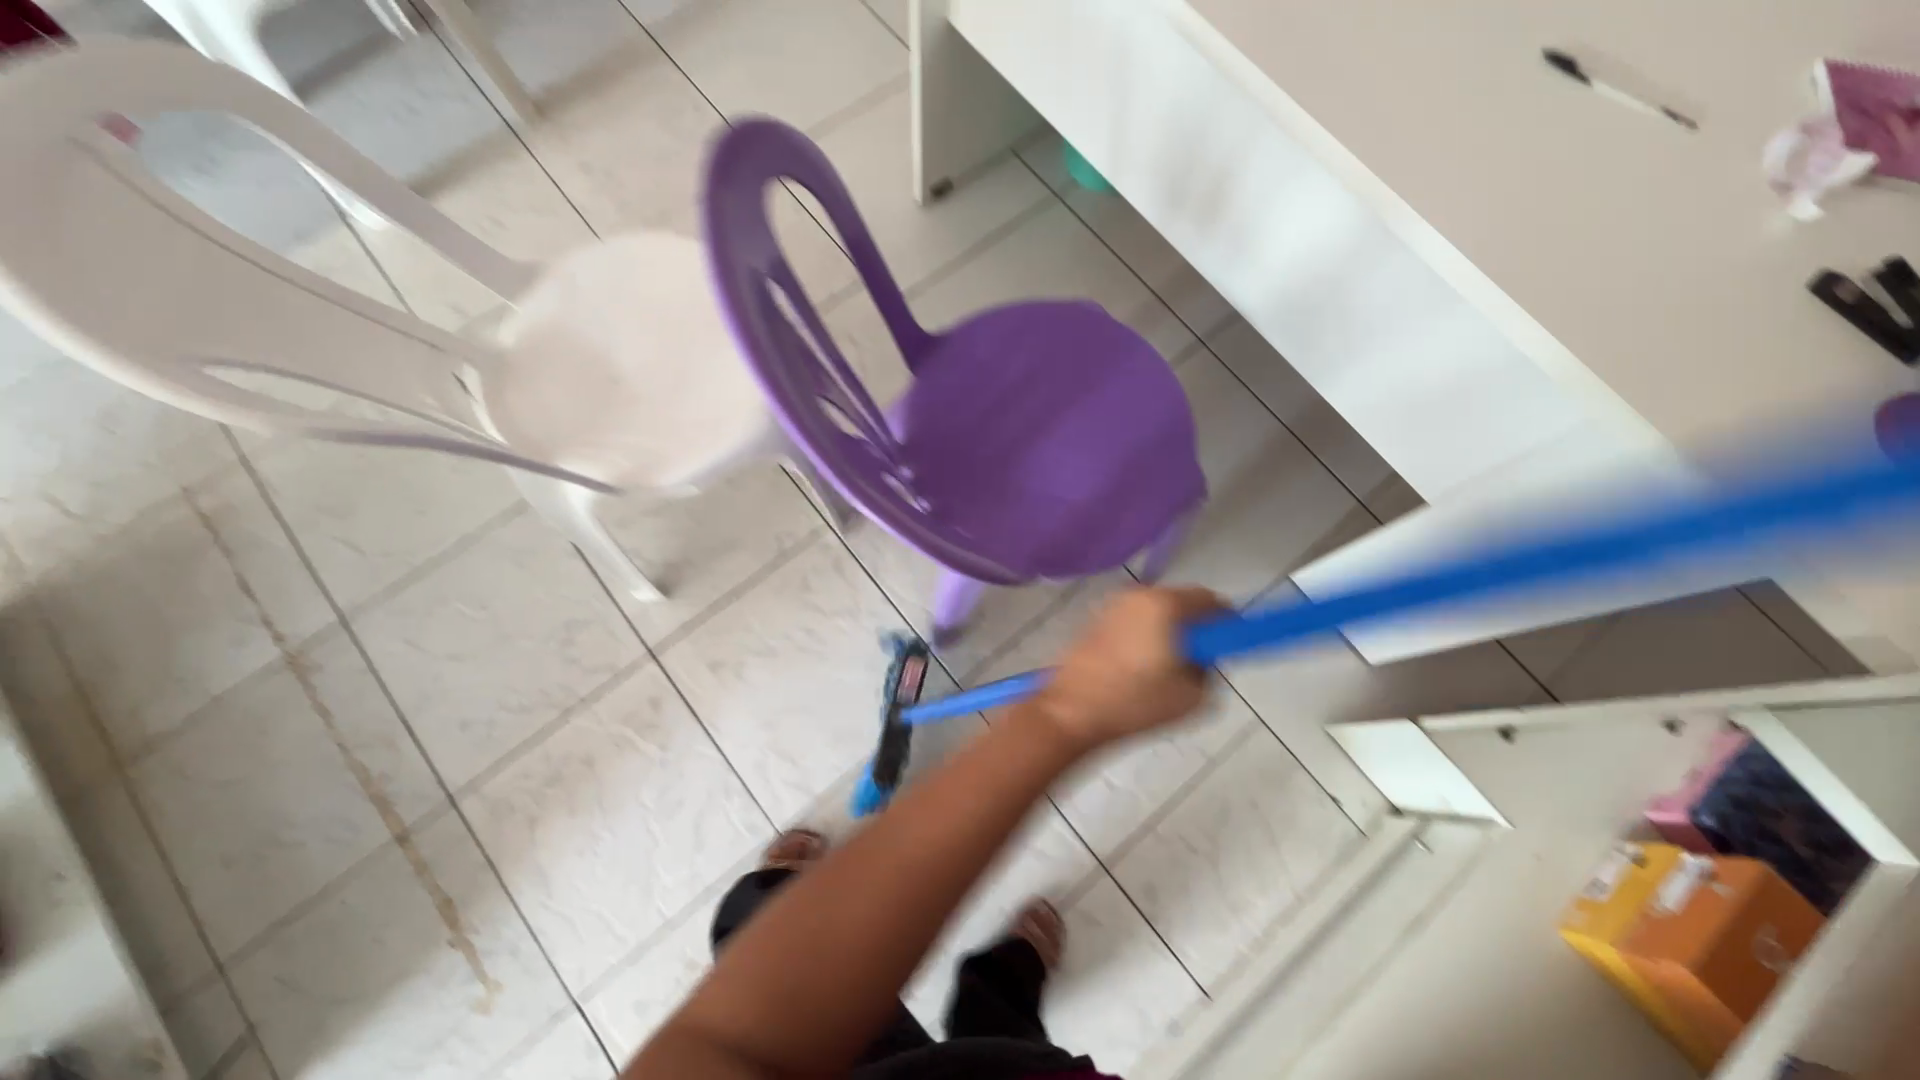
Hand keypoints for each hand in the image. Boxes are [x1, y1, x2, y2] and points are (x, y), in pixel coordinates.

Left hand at [1033, 586, 1227, 748]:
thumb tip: (1205, 659)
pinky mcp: (1094, 621)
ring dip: (1168, 631)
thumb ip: (1211, 670)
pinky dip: (1144, 635)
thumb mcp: (1194, 696)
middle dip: (1196, 627)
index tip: (1229, 646)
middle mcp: (1138, 595)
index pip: (1211, 600)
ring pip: (1155, 612)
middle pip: (1181, 602)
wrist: (1071, 713)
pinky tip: (1139, 669)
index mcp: (1165, 605)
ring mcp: (1112, 606)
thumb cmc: (1136, 703)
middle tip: (1200, 662)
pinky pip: (1133, 621)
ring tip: (1166, 670)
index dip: (1226, 623)